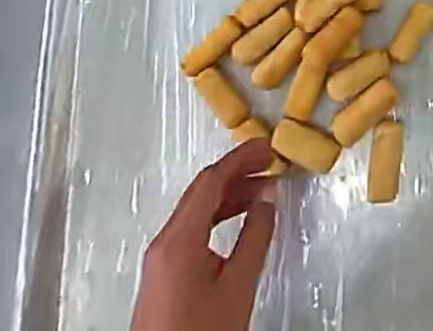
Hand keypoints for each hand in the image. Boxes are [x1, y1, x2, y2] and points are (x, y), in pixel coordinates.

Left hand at [131, 139, 277, 330]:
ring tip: (264, 189)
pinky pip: (193, 227)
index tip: (269, 147)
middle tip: (271, 163)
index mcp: (178, 239)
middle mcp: (164, 241)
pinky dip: (219, 213)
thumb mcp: (238, 285)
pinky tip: (243, 216)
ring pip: (198, 208)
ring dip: (231, 192)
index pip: (211, 180)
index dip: (241, 158)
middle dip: (238, 171)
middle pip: (202, 190)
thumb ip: (256, 235)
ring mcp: (161, 257)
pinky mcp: (164, 272)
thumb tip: (268, 196)